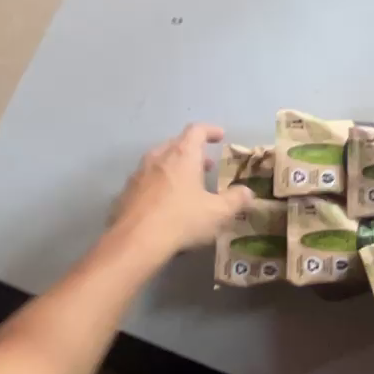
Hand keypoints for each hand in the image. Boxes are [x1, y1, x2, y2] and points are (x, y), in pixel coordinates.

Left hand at [105, 124, 254, 262]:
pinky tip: (164, 204)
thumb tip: (248, 192)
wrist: (135, 242)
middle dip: (193, 152)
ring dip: (174, 168)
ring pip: (159, 161)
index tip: (220, 136)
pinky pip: (146, 180)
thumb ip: (236, 200)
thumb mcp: (217, 213)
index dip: (210, 131)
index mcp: (182, 155)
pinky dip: (158, 184)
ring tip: (186, 184)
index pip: (197, 130)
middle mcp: (158, 157)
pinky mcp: (125, 192)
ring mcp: (138, 174)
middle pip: (177, 144)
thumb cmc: (181, 220)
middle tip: (206, 166)